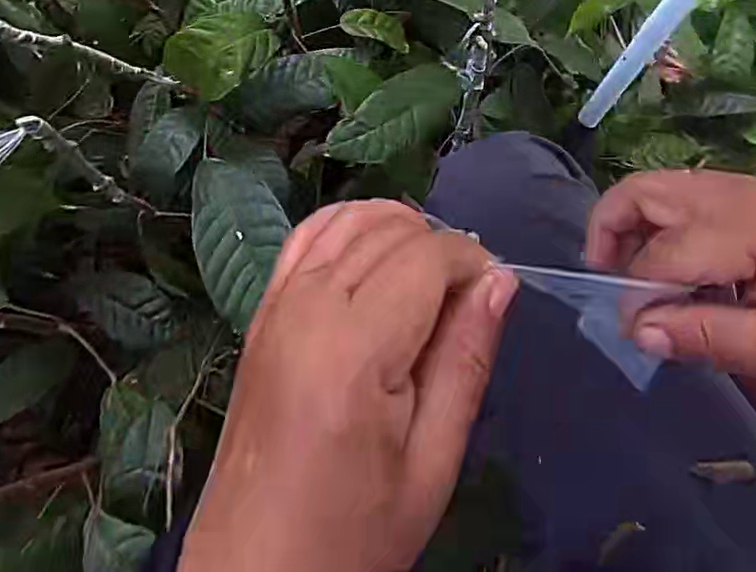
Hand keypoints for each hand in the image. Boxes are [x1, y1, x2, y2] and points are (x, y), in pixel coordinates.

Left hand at [179, 200, 517, 571]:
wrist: (255, 571)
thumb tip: (501, 279)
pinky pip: (308, 233)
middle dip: (442, 247)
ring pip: (351, 218)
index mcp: (353, 350)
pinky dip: (349, 223)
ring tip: (427, 274)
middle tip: (466, 296)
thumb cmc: (353, 534)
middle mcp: (308, 307)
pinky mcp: (263, 309)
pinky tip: (375, 248)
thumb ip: (468, 357)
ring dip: (400, 228)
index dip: (470, 261)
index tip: (492, 290)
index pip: (426, 258)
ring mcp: (278, 302)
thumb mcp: (433, 461)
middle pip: (390, 232)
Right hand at [585, 170, 755, 394]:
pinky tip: (686, 269)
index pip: (658, 256)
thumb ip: (707, 336)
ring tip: (643, 280)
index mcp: (742, 228)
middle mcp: (733, 194)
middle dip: (609, 230)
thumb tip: (636, 331)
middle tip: (612, 284)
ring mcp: (747, 189)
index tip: (639, 341)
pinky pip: (689, 197)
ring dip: (635, 224)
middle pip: (641, 191)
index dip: (636, 299)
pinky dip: (666, 223)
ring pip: (661, 187)